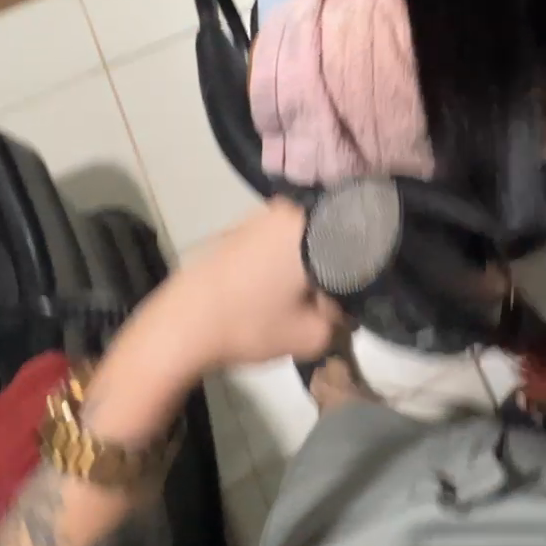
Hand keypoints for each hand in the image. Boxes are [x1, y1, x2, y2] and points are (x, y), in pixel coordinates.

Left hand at [87, 200, 339, 440]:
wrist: (176, 329)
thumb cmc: (249, 325)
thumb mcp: (312, 335)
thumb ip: (342, 321)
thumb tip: (343, 310)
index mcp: (312, 225)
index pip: (363, 238)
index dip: (369, 270)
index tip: (362, 297)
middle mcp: (288, 210)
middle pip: (333, 235)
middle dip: (340, 266)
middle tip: (334, 301)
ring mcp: (258, 216)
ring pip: (305, 238)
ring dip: (313, 264)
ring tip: (305, 299)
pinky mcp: (238, 229)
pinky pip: (280, 241)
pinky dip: (288, 261)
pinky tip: (277, 291)